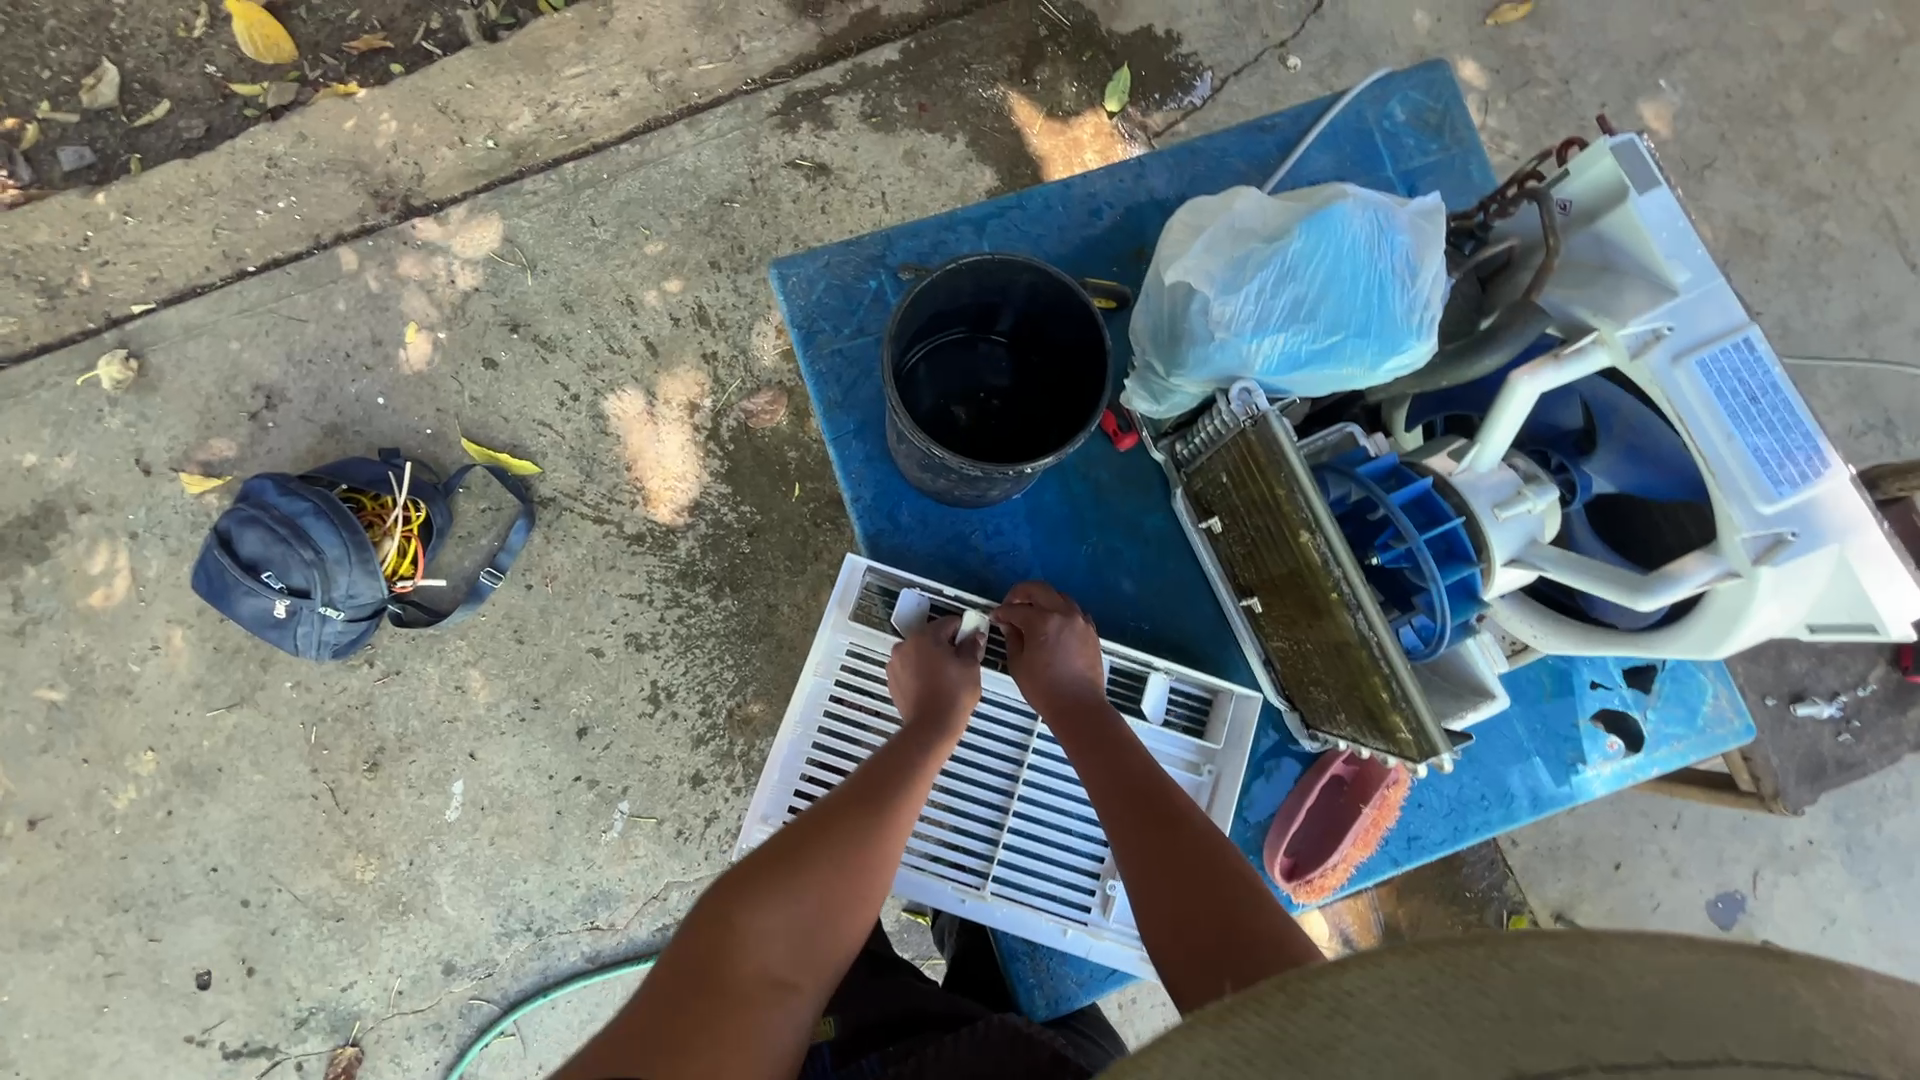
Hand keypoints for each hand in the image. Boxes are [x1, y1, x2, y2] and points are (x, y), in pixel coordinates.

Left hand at [887, 615, 984, 732]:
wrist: (931, 727)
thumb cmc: (953, 695)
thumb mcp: (970, 667)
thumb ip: (972, 645)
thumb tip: (974, 636)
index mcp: (925, 636)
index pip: (948, 622)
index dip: (963, 630)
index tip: (971, 640)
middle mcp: (905, 645)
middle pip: (931, 636)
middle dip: (946, 645)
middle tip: (961, 661)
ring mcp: (895, 663)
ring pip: (919, 652)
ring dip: (931, 657)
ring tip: (946, 676)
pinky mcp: (892, 680)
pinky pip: (909, 667)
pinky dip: (920, 671)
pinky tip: (932, 685)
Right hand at [992, 583, 1108, 720]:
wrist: (1079, 706)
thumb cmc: (1043, 689)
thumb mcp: (1018, 664)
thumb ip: (1012, 638)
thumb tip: (1009, 624)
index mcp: (1042, 621)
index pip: (1016, 609)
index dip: (1001, 612)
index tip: (995, 617)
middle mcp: (1063, 613)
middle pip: (1039, 589)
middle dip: (1021, 593)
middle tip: (1011, 604)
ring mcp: (1080, 620)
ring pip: (1059, 596)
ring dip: (1043, 599)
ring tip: (1032, 613)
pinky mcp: (1091, 630)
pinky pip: (1073, 611)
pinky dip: (1060, 611)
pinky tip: (1053, 624)